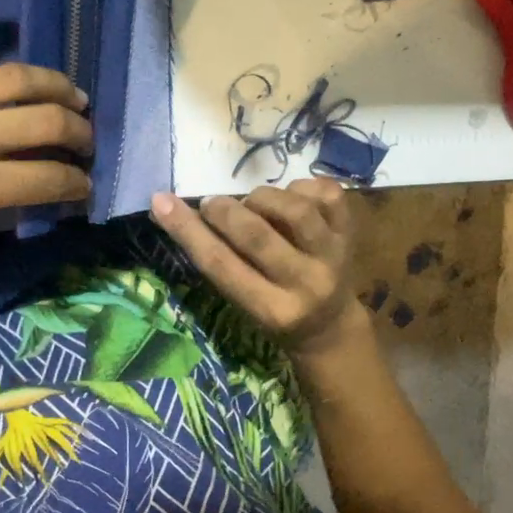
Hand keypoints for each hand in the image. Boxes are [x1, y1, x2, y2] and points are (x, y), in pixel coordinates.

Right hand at [150, 180, 369, 360]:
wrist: (331, 325)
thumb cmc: (272, 312)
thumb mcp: (241, 301)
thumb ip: (218, 260)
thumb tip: (174, 210)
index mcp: (271, 310)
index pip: (221, 264)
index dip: (187, 230)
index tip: (161, 202)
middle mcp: (306, 284)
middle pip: (257, 235)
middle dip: (224, 210)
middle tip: (211, 204)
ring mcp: (334, 256)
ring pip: (295, 210)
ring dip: (262, 198)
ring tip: (252, 203)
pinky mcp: (351, 232)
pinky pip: (326, 194)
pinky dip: (300, 187)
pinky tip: (289, 198)